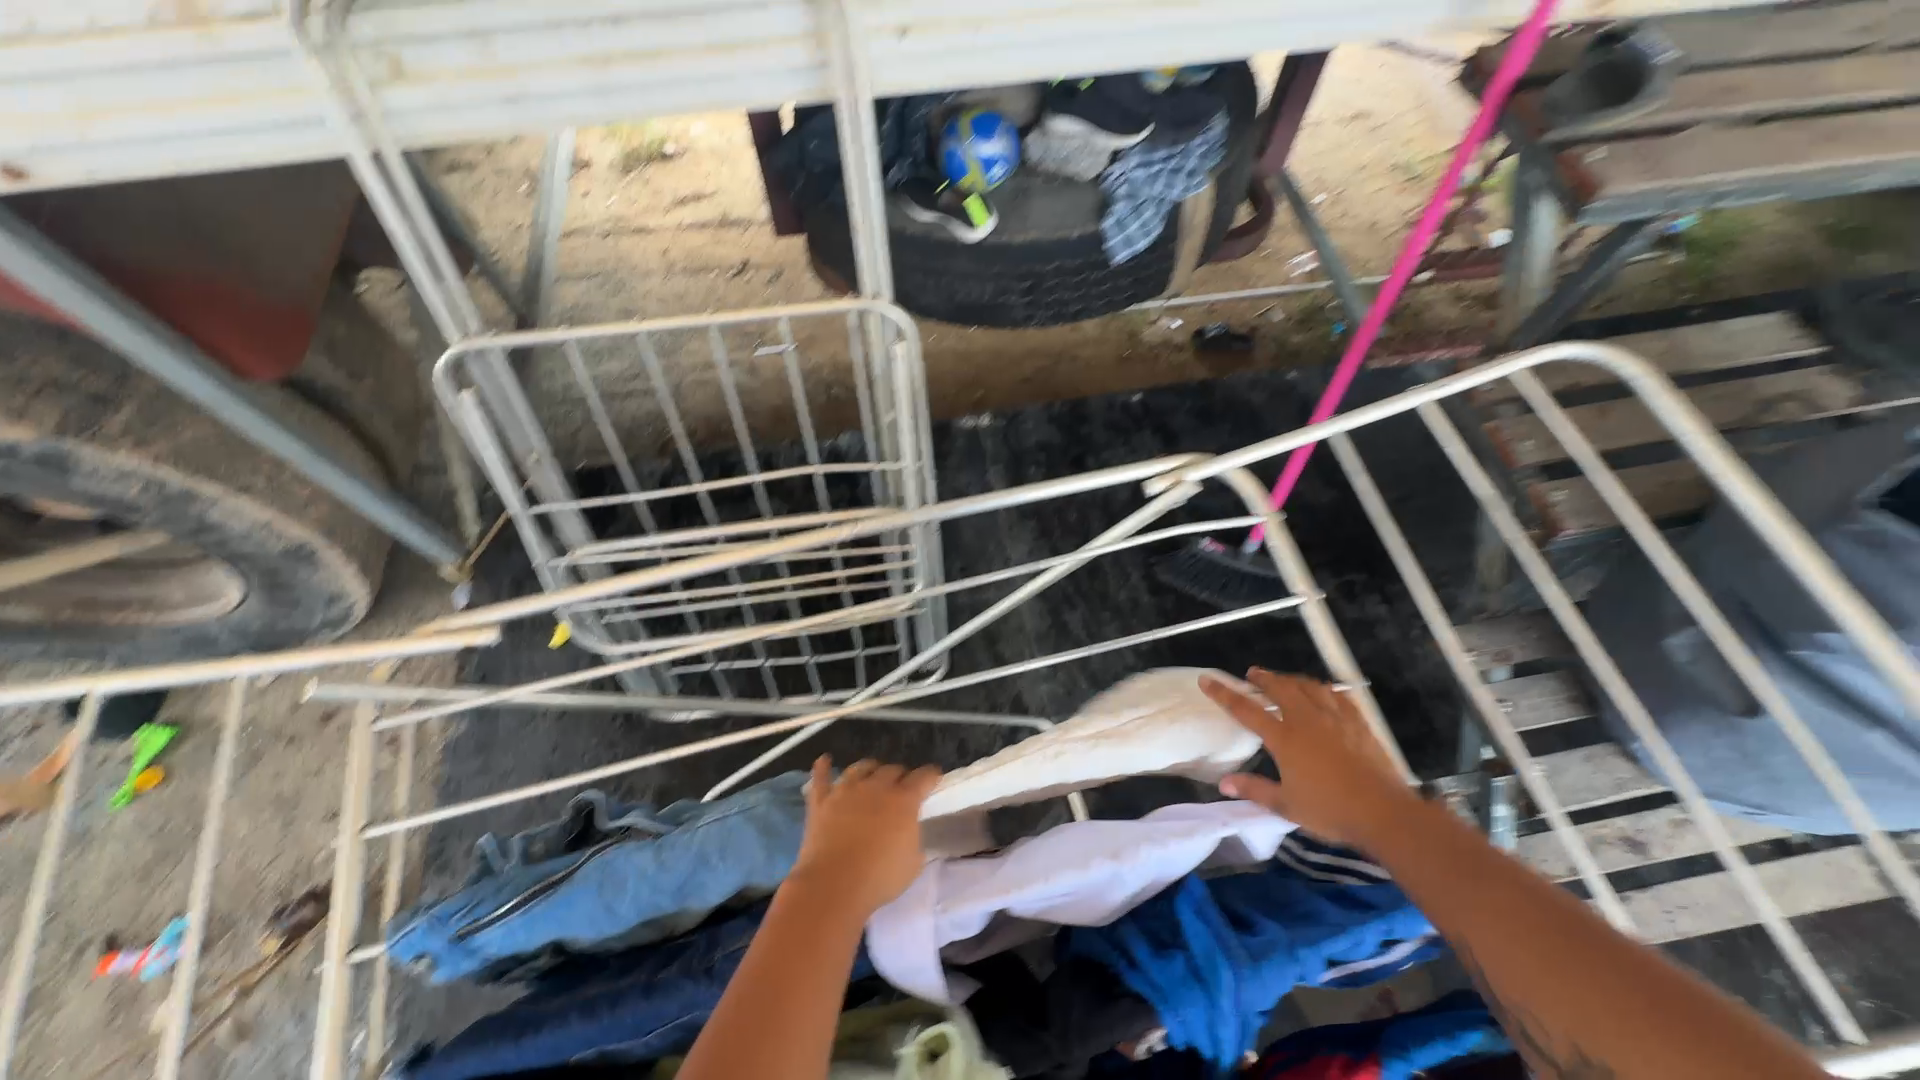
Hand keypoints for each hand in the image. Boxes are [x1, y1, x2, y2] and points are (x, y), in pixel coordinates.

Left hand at [788, 755, 942, 915]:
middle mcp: (876, 787)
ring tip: (872, 772)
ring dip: (870, 769)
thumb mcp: (913, 862)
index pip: (923, 777)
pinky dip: (823, 768)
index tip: (934, 775)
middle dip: (900, 775)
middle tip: (902, 785)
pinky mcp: (821, 802)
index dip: (931, 775)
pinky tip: (825, 760)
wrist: (835, 884)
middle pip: (891, 769)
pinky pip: (821, 778)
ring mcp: (845, 791)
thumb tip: (908, 832)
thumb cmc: (880, 877)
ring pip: (859, 768)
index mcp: (904, 800)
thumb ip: (913, 839)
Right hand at [1201, 668, 1416, 847]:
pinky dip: (1324, 689)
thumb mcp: (1286, 805)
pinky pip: (1337, 695)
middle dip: (1263, 678)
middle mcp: (1307, 720)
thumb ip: (1254, 790)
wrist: (1383, 812)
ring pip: (1309, 686)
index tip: (1207, 679)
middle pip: (1280, 688)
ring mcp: (1335, 718)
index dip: (1224, 693)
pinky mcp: (1359, 722)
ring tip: (1284, 680)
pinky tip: (1324, 691)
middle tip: (1253, 674)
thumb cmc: (1330, 811)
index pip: (1246, 710)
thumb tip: (1223, 784)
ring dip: (1292, 679)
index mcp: (1284, 738)